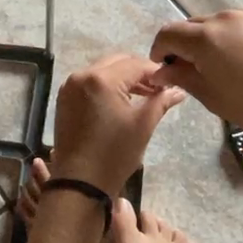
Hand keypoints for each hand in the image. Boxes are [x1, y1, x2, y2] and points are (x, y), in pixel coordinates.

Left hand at [50, 54, 185, 195]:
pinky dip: (106, 86)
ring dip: (122, 79)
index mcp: (101, 79)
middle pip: (116, 62)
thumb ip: (160, 102)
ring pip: (102, 70)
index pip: (134, 64)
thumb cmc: (115, 154)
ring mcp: (70, 85)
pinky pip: (89, 81)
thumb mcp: (142, 126)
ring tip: (143, 95)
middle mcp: (82, 74)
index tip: (170, 82)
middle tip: (157, 89)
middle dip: (138, 72)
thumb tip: (178, 90)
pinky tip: (120, 101)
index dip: (155, 71)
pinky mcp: (64, 97)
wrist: (80, 180)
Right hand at [148, 10, 242, 150]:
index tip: (163, 69)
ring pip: (213, 25)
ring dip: (206, 41)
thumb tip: (161, 71)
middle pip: (189, 26)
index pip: (167, 34)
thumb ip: (182, 78)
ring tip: (218, 68)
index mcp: (204, 37)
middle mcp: (223, 18)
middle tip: (189, 72)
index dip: (159, 51)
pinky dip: (228, 38)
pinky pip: (236, 25)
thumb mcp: (212, 97)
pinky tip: (242, 62)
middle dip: (182, 46)